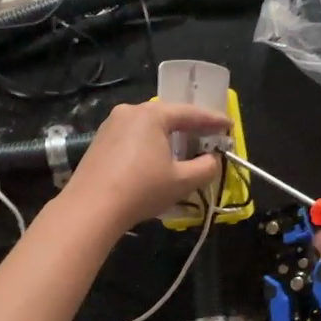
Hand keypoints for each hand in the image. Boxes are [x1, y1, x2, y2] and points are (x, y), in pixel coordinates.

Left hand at [59, 101, 229, 230]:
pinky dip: (149, 145)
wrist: (91, 208)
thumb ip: (206, 167)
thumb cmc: (141, 190)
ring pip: (148, 127)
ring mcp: (110, 125)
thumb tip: (213, 159)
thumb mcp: (182, 181)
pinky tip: (155, 161)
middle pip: (168, 116)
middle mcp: (130, 112)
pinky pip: (133, 138)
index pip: (191, 113)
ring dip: (168, 138)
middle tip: (208, 138)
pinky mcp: (99, 142)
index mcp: (152, 115)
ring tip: (184, 151)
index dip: (214, 121)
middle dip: (190, 128)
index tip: (229, 126)